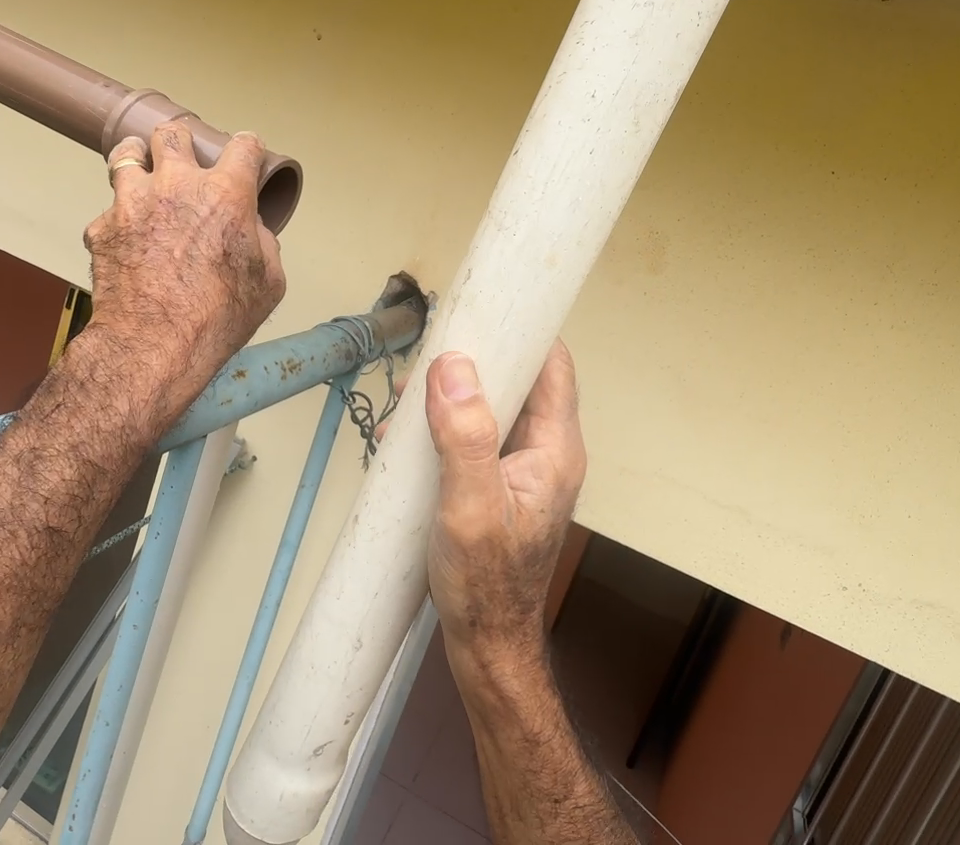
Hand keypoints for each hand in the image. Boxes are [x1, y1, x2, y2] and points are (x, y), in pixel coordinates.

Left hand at [83, 121, 286, 384]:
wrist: (154, 344)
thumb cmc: (216, 318)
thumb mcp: (269, 283)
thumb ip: (263, 244)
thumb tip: (251, 230)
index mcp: (226, 195)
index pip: (243, 146)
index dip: (248, 148)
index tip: (246, 154)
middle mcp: (177, 186)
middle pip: (174, 133)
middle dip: (181, 143)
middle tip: (184, 162)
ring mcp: (133, 202)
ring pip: (127, 154)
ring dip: (138, 161)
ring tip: (143, 175)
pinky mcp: (102, 226)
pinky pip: (109, 210)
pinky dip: (119, 219)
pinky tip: (128, 238)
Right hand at [422, 341, 586, 666]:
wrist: (488, 644)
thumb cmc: (485, 586)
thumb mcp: (468, 509)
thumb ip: (465, 438)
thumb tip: (455, 367)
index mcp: (554, 449)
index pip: (551, 364)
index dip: (519, 331)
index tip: (475, 314)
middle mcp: (546, 451)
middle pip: (517, 379)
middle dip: (469, 366)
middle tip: (422, 372)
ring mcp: (524, 468)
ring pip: (492, 407)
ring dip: (449, 400)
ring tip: (405, 410)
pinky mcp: (501, 483)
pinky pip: (476, 436)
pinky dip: (444, 430)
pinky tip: (407, 445)